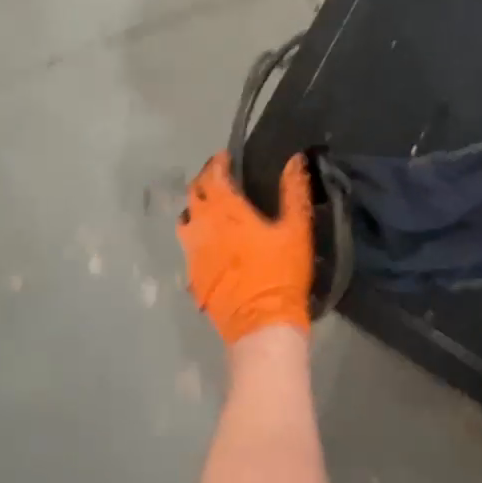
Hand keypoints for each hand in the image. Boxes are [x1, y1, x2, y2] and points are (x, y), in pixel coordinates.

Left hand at [177, 152, 313, 345]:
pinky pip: (188, 247)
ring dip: (196, 208)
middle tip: (221, 177)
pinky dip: (197, 236)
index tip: (227, 156)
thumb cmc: (281, 273)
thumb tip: (295, 159)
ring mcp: (193, 255)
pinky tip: (211, 243)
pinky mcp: (193, 278)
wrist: (261, 326)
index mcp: (226, 211)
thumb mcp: (296, 228)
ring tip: (212, 208)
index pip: (212, 176)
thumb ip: (295, 191)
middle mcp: (202, 228)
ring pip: (185, 221)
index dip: (217, 163)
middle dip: (205, 181)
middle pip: (194, 195)